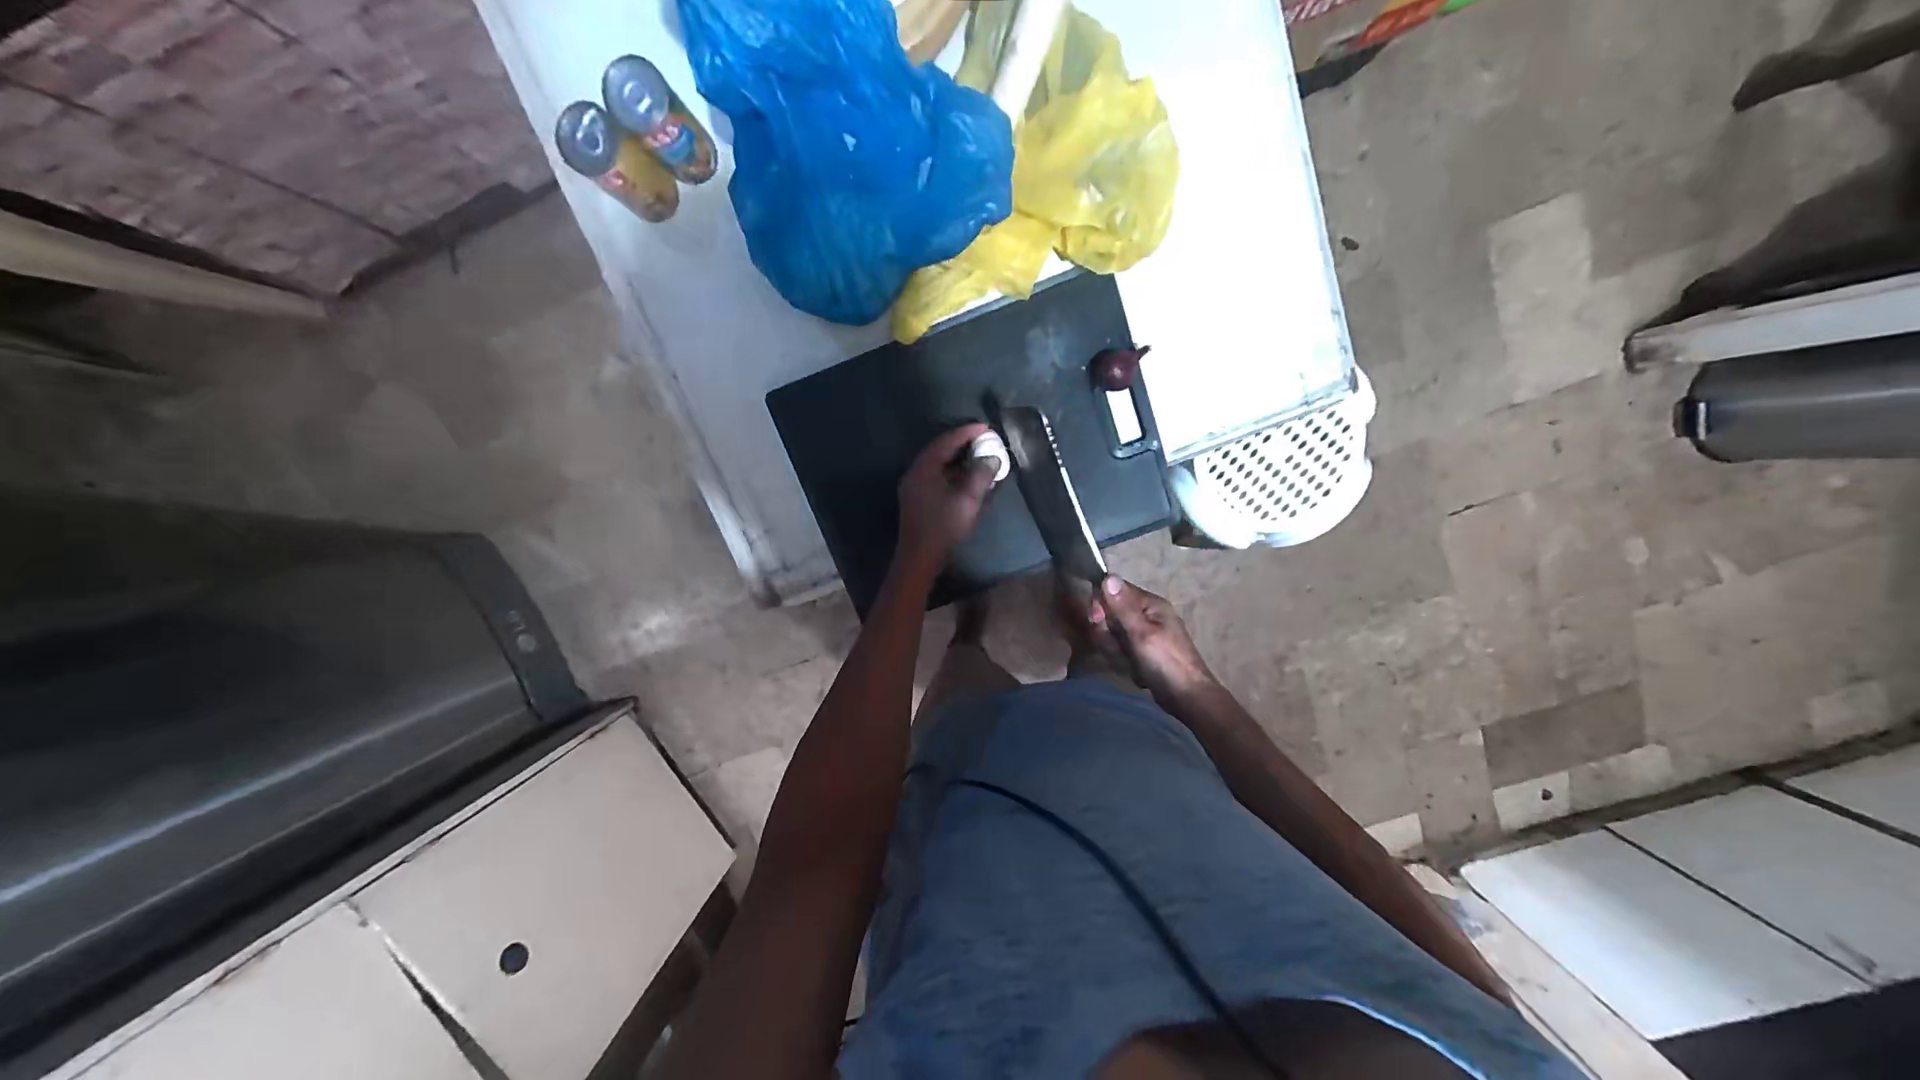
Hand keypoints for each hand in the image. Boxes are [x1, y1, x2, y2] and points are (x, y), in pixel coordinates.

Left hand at [895, 423, 998, 576]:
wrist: (920, 558)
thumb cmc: (944, 527)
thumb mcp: (968, 500)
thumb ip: (981, 475)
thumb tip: (991, 458)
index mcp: (924, 469)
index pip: (946, 441)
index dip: (966, 432)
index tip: (986, 427)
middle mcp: (915, 473)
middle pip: (939, 450)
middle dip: (962, 444)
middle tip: (983, 439)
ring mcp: (913, 487)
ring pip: (937, 465)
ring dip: (958, 460)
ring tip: (979, 457)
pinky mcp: (917, 500)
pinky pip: (936, 477)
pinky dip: (952, 473)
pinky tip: (967, 479)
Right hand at [1086, 575, 1219, 704]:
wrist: (1187, 697)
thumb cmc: (1166, 662)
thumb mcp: (1141, 633)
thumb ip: (1123, 607)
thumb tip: (1109, 576)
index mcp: (1152, 604)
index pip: (1116, 589)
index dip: (1102, 603)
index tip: (1095, 620)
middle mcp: (1149, 613)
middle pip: (1113, 610)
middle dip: (1106, 627)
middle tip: (1113, 645)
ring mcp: (1146, 632)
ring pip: (1115, 630)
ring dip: (1113, 644)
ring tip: (1123, 658)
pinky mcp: (1144, 649)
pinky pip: (1122, 644)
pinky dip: (1121, 654)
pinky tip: (1128, 665)